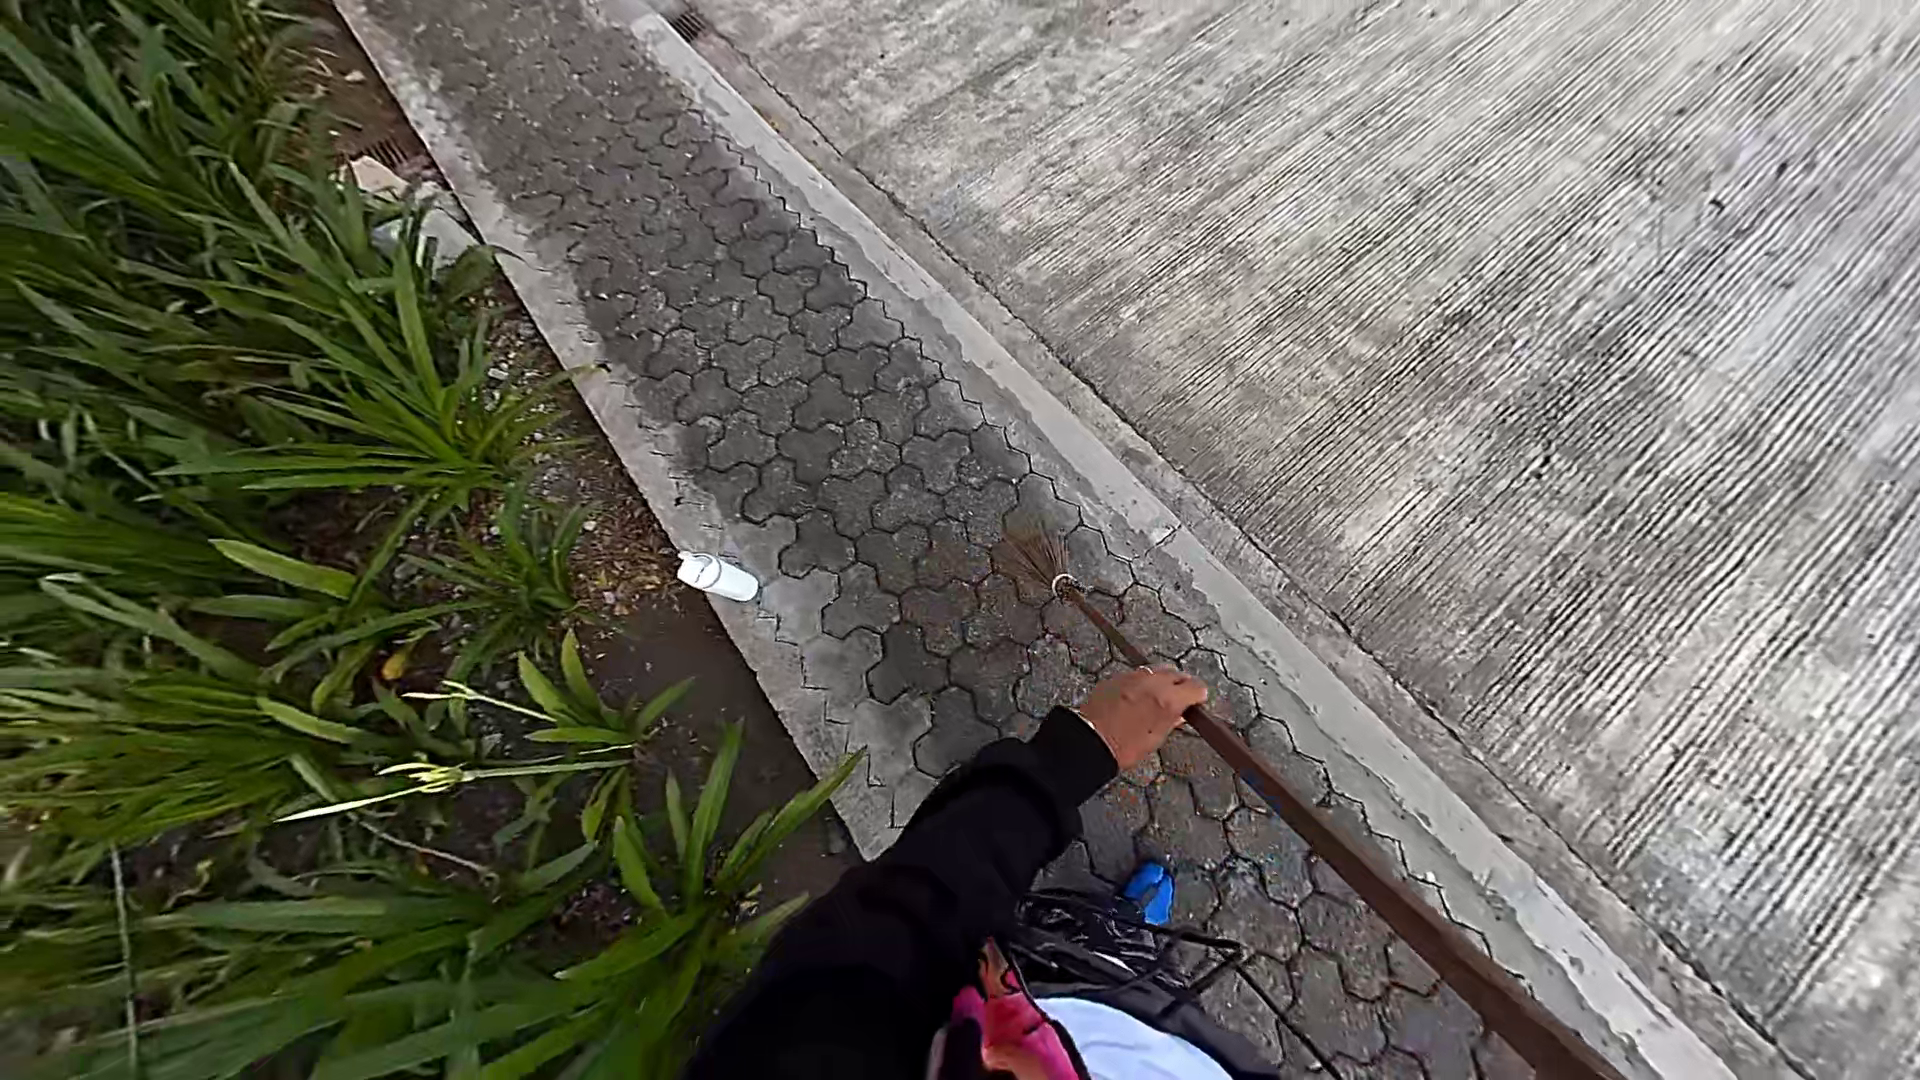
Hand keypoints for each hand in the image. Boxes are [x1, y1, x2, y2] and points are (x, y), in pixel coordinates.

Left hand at [1075, 666, 1207, 769]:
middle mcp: (1152, 682)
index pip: (1195, 686)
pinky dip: (1142, 681)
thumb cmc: (1123, 746)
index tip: (1196, 700)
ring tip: (1158, 695)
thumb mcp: (1156, 738)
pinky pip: (1136, 673)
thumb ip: (1171, 720)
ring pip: (1156, 669)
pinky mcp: (1117, 676)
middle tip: (1179, 697)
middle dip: (1181, 683)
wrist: (1091, 739)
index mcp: (1168, 699)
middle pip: (1176, 673)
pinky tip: (1138, 694)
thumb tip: (1180, 713)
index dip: (1198, 695)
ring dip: (1162, 679)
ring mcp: (1133, 676)